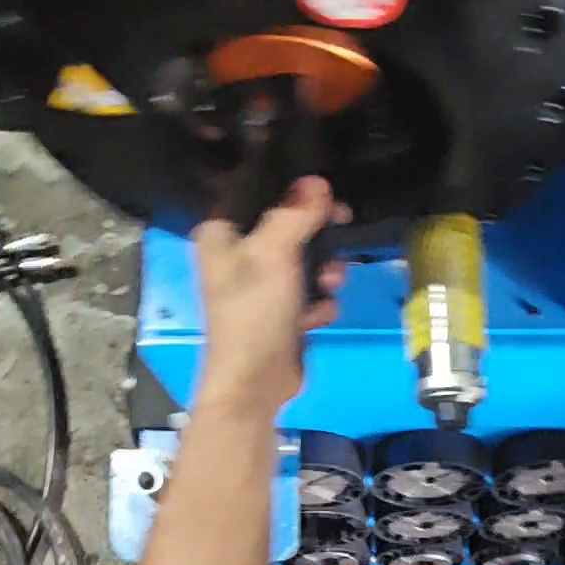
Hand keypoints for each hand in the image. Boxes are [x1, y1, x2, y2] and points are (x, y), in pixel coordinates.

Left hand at [193, 176, 348, 413]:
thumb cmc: (254, 311)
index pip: (252, 191)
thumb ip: (295, 214)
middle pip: (286, 225)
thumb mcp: (273, 253)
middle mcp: (238, 255)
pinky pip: (309, 293)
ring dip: (324, 270)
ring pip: (304, 260)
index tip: (319, 182)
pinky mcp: (282, 313)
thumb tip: (318, 182)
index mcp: (222, 233)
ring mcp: (262, 286)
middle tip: (343, 219)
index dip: (285, 183)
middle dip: (316, 231)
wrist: (256, 382)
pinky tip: (320, 315)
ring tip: (330, 283)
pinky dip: (319, 302)